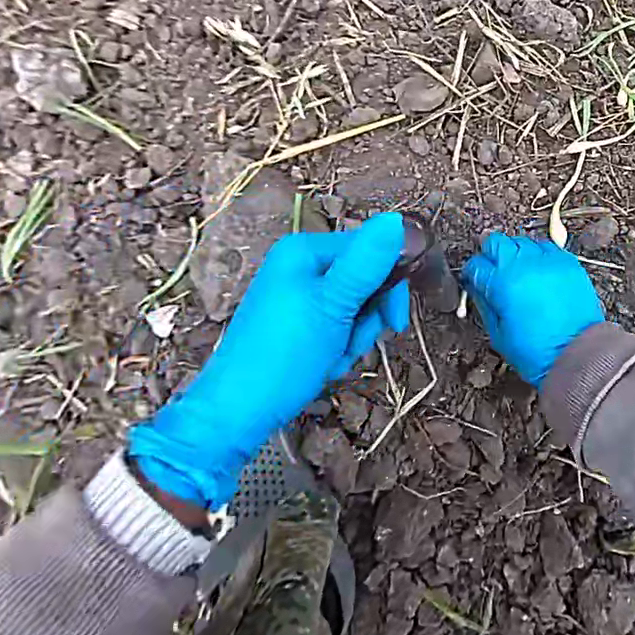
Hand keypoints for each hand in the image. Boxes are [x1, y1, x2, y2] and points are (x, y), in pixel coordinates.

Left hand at [129, 214, 411, 507]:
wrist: (237, 415)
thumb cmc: (283, 356)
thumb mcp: (333, 305)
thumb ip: (367, 262)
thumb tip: (397, 219)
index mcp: (305, 250)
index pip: (374, 249)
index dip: (391, 284)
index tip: (393, 321)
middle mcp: (302, 265)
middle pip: (369, 277)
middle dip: (371, 315)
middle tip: (357, 342)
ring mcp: (302, 294)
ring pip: (360, 303)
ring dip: (359, 335)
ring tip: (339, 356)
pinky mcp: (302, 320)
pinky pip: (343, 322)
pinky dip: (344, 344)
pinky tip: (330, 362)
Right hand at [462, 233, 604, 384]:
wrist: (577, 353)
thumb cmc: (540, 351)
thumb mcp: (498, 333)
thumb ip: (485, 304)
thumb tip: (478, 288)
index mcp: (503, 283)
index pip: (476, 264)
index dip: (473, 273)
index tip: (475, 278)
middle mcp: (525, 265)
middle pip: (497, 242)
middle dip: (491, 254)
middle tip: (492, 269)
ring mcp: (549, 262)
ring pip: (523, 240)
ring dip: (516, 252)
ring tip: (517, 271)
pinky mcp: (568, 263)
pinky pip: (548, 248)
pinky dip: (540, 255)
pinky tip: (538, 270)